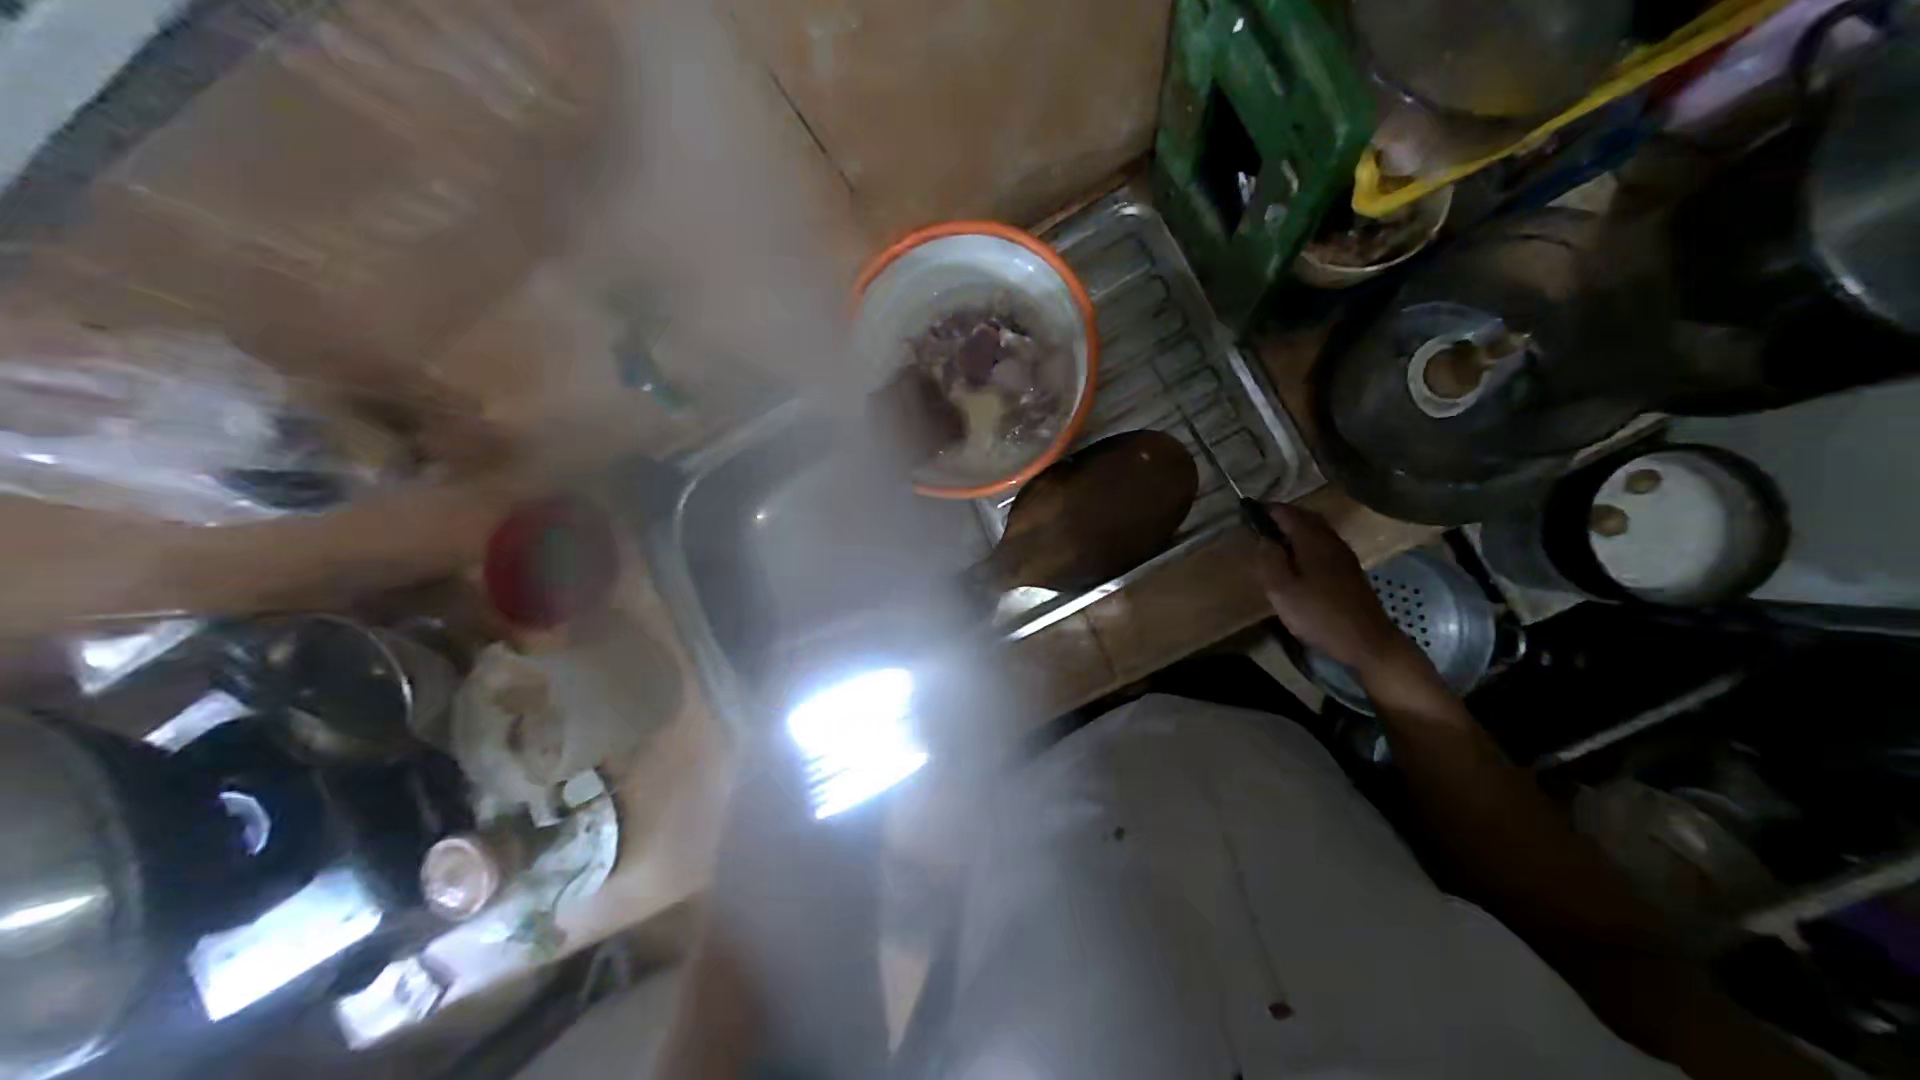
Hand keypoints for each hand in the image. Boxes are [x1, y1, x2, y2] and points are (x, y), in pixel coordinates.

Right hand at [1255, 503, 1420, 676]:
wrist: (1366, 640)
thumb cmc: (1319, 615)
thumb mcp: (1282, 591)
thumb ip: (1270, 560)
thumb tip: (1263, 538)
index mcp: (1313, 541)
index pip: (1288, 513)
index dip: (1267, 510)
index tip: (1247, 512)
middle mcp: (1331, 541)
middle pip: (1306, 517)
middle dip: (1283, 516)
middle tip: (1260, 524)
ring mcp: (1343, 555)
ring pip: (1317, 530)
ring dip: (1296, 528)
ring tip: (1275, 539)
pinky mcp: (1349, 570)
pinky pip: (1324, 543)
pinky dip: (1307, 541)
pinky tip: (1298, 558)